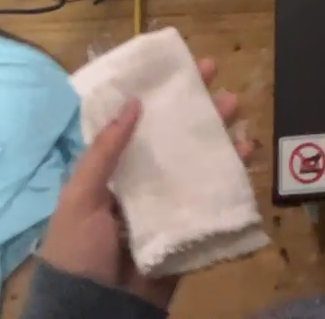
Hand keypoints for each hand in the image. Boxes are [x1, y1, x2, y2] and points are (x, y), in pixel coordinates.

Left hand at [39, 57, 251, 308]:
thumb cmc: (79, 254)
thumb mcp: (78, 199)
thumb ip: (104, 152)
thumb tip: (133, 102)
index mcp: (114, 174)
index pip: (142, 125)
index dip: (163, 97)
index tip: (186, 70)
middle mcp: (143, 185)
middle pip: (177, 140)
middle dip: (200, 113)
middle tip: (223, 89)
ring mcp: (169, 207)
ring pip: (200, 163)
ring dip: (221, 138)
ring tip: (238, 116)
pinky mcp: (190, 230)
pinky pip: (214, 197)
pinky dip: (233, 176)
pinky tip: (246, 157)